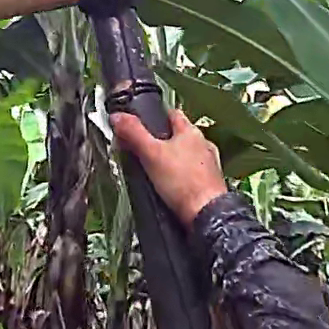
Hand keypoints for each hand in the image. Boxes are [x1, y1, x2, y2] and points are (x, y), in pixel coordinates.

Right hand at [111, 108, 227, 224]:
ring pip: (187, 154)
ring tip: (156, 169)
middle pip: (179, 135)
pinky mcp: (209, 182)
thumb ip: (134, 134)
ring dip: (173, 159)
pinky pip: (192, 173)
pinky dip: (181, 176)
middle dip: (163, 140)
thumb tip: (118, 117)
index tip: (145, 119)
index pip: (172, 114)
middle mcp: (203, 144)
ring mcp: (208, 164)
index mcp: (190, 132)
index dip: (156, 115)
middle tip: (146, 147)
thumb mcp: (151, 155)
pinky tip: (172, 186)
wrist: (206, 214)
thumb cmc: (184, 183)